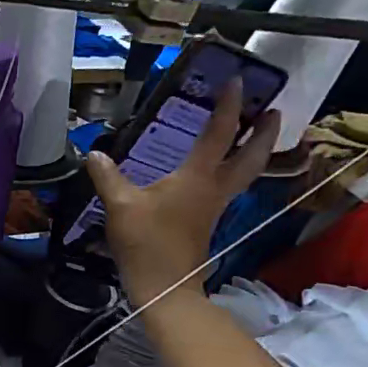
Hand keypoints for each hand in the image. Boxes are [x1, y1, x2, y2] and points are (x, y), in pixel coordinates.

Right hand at [84, 83, 279, 306]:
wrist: (165, 285)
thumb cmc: (147, 242)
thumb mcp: (121, 205)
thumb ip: (108, 177)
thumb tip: (93, 154)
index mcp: (197, 177)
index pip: (220, 133)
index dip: (229, 106)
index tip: (237, 81)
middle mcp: (214, 187)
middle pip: (251, 155)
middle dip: (265, 132)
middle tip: (274, 110)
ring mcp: (214, 206)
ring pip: (246, 172)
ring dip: (255, 151)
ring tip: (256, 134)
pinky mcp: (207, 220)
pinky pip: (229, 186)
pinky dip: (233, 170)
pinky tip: (217, 170)